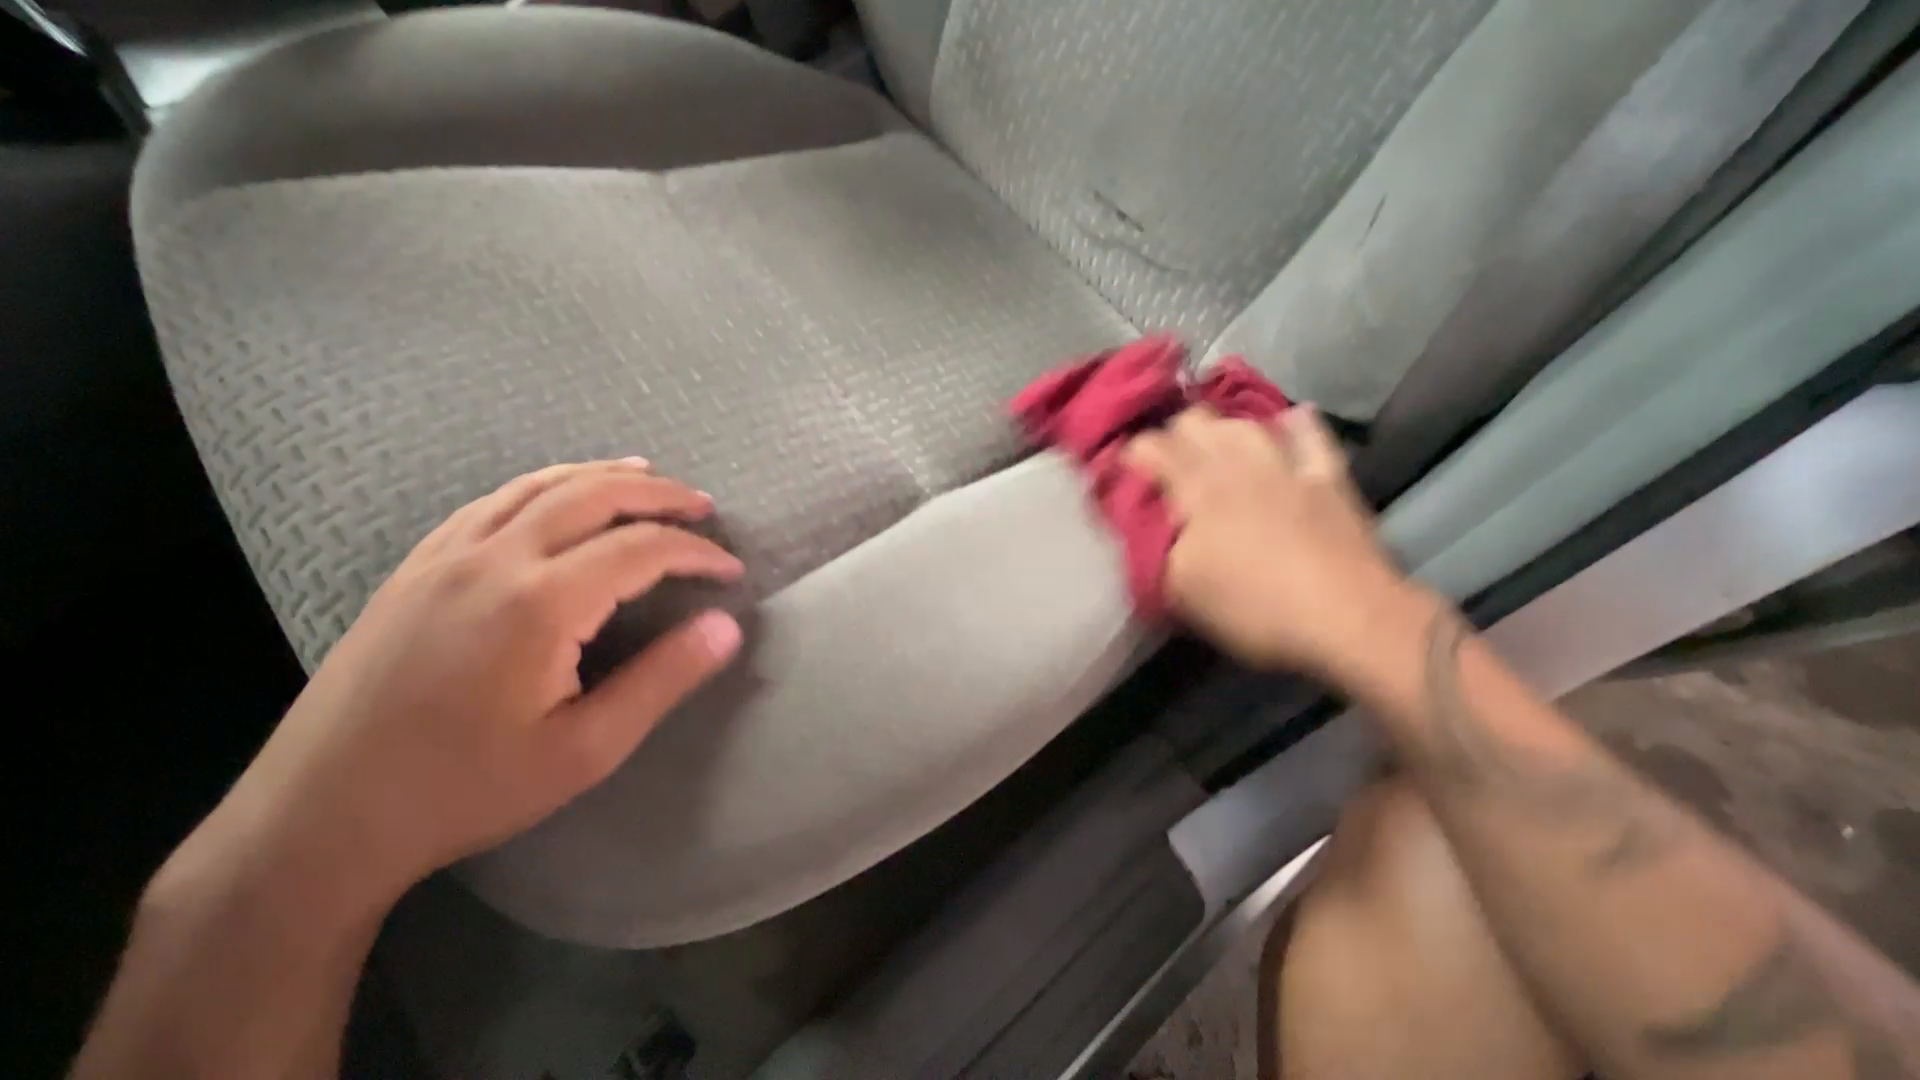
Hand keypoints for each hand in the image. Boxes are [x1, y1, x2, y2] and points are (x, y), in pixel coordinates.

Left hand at [174, 460, 745, 905]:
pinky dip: (541, 485)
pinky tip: (555, 496)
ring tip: (644, 475)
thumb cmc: (468, 789)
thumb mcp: (585, 750)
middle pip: (592, 495)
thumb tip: (726, 628)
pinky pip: (490, 501)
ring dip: (600, 475)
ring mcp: (445, 555)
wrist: (324, 812)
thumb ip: (661, 680)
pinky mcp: (414, 567)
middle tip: (701, 504)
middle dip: (657, 494)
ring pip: (538, 486)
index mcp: (541, 602)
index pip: (640, 549)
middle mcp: (494, 557)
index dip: (695, 552)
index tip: (730, 571)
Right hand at [1127, 407, 1431, 683]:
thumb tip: (1139, 527)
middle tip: (1166, 465)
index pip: (1150, 449)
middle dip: (1173, 435)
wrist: (1347, 617)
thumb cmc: (1254, 607)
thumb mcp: (1182, 590)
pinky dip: (1296, 425)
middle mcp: (1237, 463)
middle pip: (1196, 422)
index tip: (1120, 473)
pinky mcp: (1328, 477)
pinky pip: (1311, 435)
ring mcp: (1287, 465)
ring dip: (1225, 429)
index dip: (1129, 456)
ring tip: (1216, 448)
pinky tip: (1290, 420)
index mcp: (1196, 489)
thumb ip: (1154, 550)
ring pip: (1247, 423)